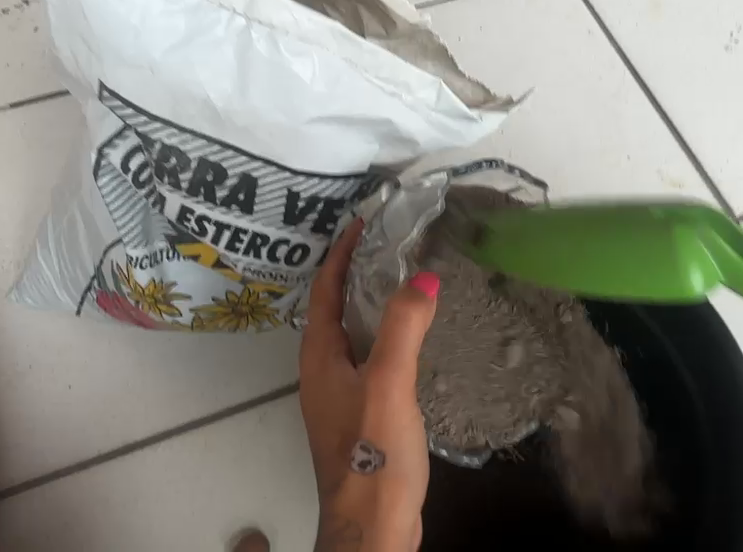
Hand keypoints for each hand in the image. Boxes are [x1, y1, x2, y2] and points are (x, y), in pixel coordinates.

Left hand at [299, 221, 439, 551]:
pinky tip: (411, 337)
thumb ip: (404, 326)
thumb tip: (423, 276)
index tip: (361, 222)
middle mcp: (321, 370)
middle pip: (334, 308)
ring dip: (370, 302)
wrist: (372, 526)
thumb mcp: (389, 380)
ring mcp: (338, 394)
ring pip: (352, 332)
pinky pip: (367, 355)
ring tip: (402, 278)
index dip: (340, 253)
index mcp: (319, 356)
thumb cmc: (372, 450)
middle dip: (355, 272)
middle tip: (387, 243)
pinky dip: (384, 332)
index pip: (325, 290)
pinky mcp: (358, 413)